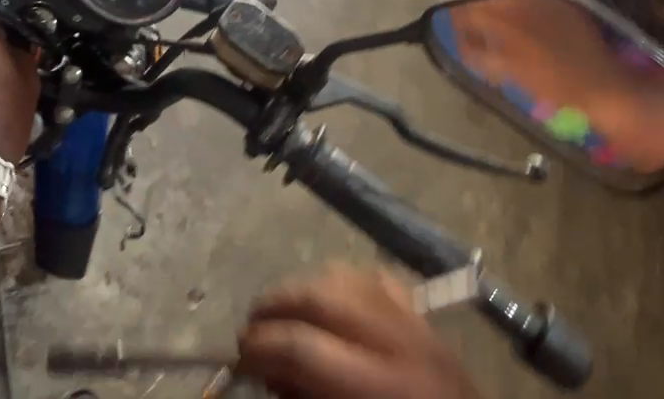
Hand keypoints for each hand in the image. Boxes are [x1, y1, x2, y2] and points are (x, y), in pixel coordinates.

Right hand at [237, 266, 480, 398]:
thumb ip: (302, 398)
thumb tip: (265, 374)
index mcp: (379, 386)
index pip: (302, 346)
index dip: (259, 348)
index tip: (237, 361)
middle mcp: (399, 343)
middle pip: (319, 297)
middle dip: (273, 308)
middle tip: (251, 333)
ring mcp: (417, 324)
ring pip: (346, 277)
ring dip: (305, 291)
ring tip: (285, 318)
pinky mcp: (426, 320)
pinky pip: (377, 282)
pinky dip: (345, 286)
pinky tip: (331, 307)